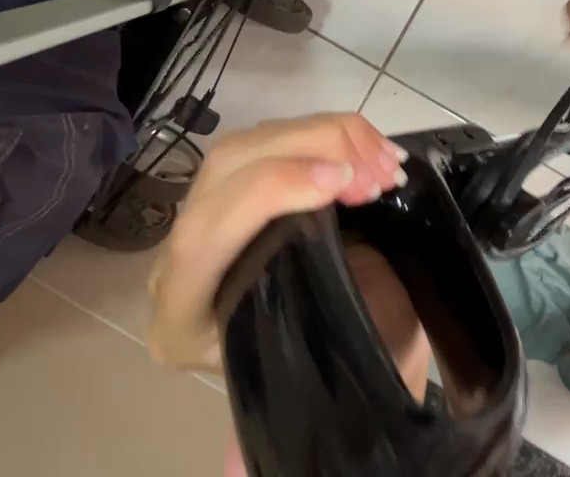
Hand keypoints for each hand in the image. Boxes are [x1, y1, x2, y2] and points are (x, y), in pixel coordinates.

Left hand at [146, 112, 406, 370]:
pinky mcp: (244, 176)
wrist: (312, 346)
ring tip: (387, 161)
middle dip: (312, 150)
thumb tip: (254, 439)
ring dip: (331, 135)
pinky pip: (279, 133)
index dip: (270, 193)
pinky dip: (335, 131)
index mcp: (183, 315)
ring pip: (252, 139)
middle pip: (229, 167)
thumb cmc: (315, 361)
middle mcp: (182, 255)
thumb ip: (296, 383)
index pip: (203, 237)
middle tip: (381, 172)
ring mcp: (210, 206)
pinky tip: (375, 148)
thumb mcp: (306, 376)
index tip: (341, 182)